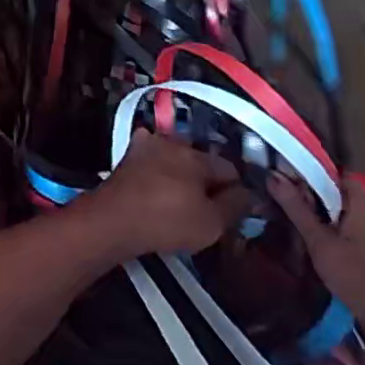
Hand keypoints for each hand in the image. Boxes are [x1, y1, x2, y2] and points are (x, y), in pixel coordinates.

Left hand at [81, 129, 249, 258]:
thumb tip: (250, 193)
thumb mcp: (212, 223)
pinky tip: (160, 184)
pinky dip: (161, 167)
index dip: (237, 191)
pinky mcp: (130, 153)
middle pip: (203, 159)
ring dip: (184, 172)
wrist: (115, 218)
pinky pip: (155, 157)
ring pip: (178, 156)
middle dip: (209, 179)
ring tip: (184, 199)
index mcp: (197, 156)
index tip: (235, 210)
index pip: (230, 168)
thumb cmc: (168, 221)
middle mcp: (172, 141)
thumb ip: (236, 205)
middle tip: (209, 207)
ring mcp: (147, 144)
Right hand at [268, 171, 364, 324]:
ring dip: (316, 208)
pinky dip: (330, 221)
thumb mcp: (319, 241)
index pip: (324, 167)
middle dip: (305, 191)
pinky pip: (348, 217)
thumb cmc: (359, 277)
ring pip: (339, 203)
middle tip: (278, 199)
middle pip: (331, 185)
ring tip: (290, 217)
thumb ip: (295, 206)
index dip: (298, 171)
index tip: (275, 178)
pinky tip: (313, 235)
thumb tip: (271, 173)